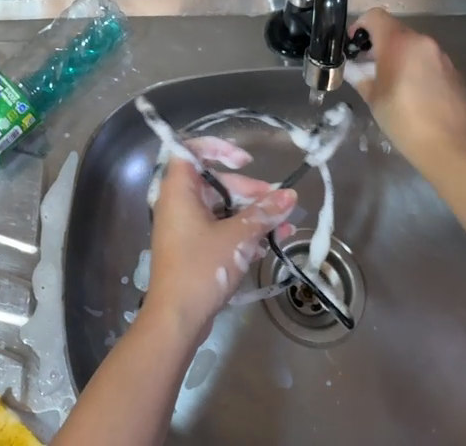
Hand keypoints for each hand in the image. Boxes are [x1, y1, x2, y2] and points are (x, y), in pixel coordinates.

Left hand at [142, 138, 296, 343]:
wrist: (176, 318)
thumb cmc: (201, 268)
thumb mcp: (237, 237)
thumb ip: (263, 214)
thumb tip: (289, 196)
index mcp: (178, 189)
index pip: (190, 150)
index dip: (218, 148)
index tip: (245, 162)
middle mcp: (177, 202)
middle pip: (214, 182)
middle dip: (248, 191)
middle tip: (278, 203)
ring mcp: (184, 226)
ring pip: (221, 208)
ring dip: (251, 215)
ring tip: (284, 227)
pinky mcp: (192, 248)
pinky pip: (219, 228)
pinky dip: (241, 232)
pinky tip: (269, 244)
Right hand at [353, 8, 465, 157]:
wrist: (449, 146)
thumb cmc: (403, 119)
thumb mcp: (372, 97)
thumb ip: (359, 75)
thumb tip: (353, 69)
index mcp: (399, 43)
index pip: (375, 16)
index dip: (360, 26)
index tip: (355, 46)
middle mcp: (422, 42)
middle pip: (395, 30)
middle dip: (379, 44)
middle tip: (370, 68)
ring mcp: (441, 56)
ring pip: (413, 45)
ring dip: (400, 56)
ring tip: (393, 82)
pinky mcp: (454, 71)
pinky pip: (429, 60)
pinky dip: (417, 67)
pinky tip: (414, 92)